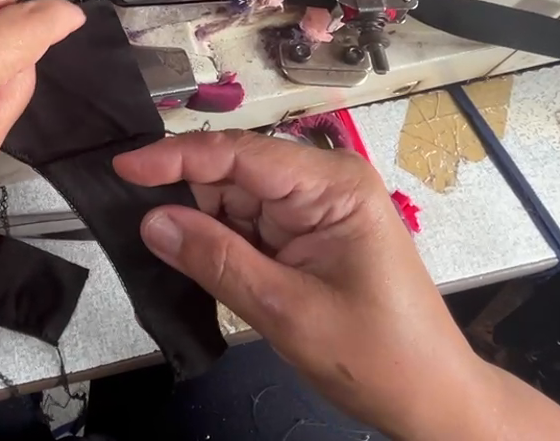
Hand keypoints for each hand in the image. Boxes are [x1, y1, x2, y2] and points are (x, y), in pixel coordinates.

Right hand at [114, 131, 559, 440]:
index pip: (239, 153)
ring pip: (231, 196)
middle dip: (184, 192)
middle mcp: (319, 181)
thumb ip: (218, 261)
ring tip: (158, 242)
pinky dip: (215, 239)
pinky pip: (244, 221)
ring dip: (197, 220)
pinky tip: (192, 253)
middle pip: (231, 171)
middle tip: (132, 215)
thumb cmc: (378, 358)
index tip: (122, 167)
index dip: (176, 157)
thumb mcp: (290, 313)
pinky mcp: (302, 230)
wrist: (436, 405)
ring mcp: (310, 205)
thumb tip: (152, 222)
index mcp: (330, 184)